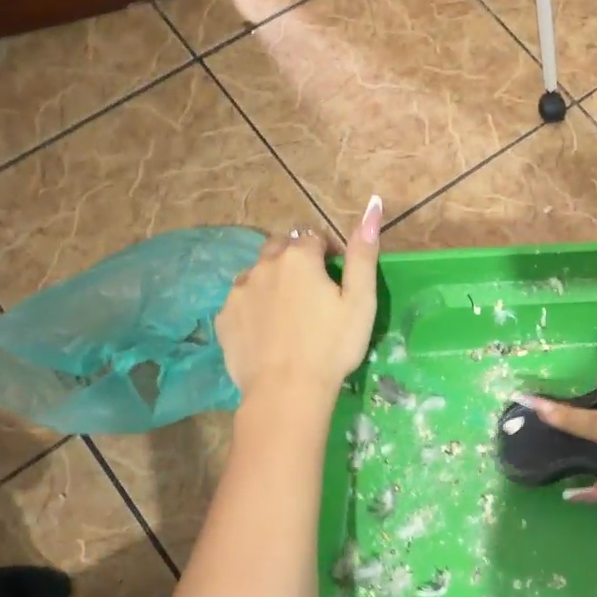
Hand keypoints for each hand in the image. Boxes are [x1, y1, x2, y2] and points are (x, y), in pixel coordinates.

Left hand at [216, 197, 381, 409]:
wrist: (287, 390)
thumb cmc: (333, 345)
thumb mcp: (361, 300)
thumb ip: (363, 253)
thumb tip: (372, 205)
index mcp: (299, 258)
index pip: (314, 237)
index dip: (329, 253)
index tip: (339, 279)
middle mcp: (263, 265)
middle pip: (281, 248)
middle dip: (297, 260)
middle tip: (315, 294)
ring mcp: (238, 291)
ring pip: (258, 273)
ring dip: (274, 282)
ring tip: (291, 315)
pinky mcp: (224, 318)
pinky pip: (241, 301)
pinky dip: (255, 307)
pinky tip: (270, 332)